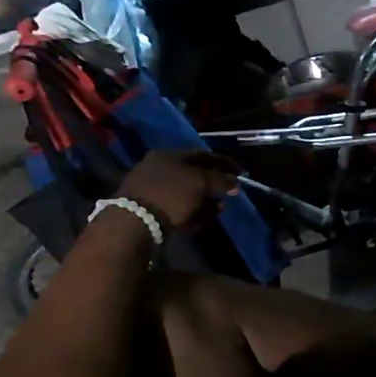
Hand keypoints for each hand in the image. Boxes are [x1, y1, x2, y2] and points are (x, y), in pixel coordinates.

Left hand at [117, 150, 240, 227]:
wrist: (135, 221)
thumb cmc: (170, 194)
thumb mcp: (200, 183)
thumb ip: (220, 181)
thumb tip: (234, 182)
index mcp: (169, 155)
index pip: (203, 155)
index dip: (224, 163)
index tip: (240, 173)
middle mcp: (160, 168)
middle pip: (195, 174)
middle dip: (215, 185)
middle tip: (229, 195)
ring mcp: (154, 189)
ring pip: (187, 193)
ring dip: (205, 201)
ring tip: (218, 210)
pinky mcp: (151, 209)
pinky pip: (178, 207)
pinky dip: (192, 212)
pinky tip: (202, 220)